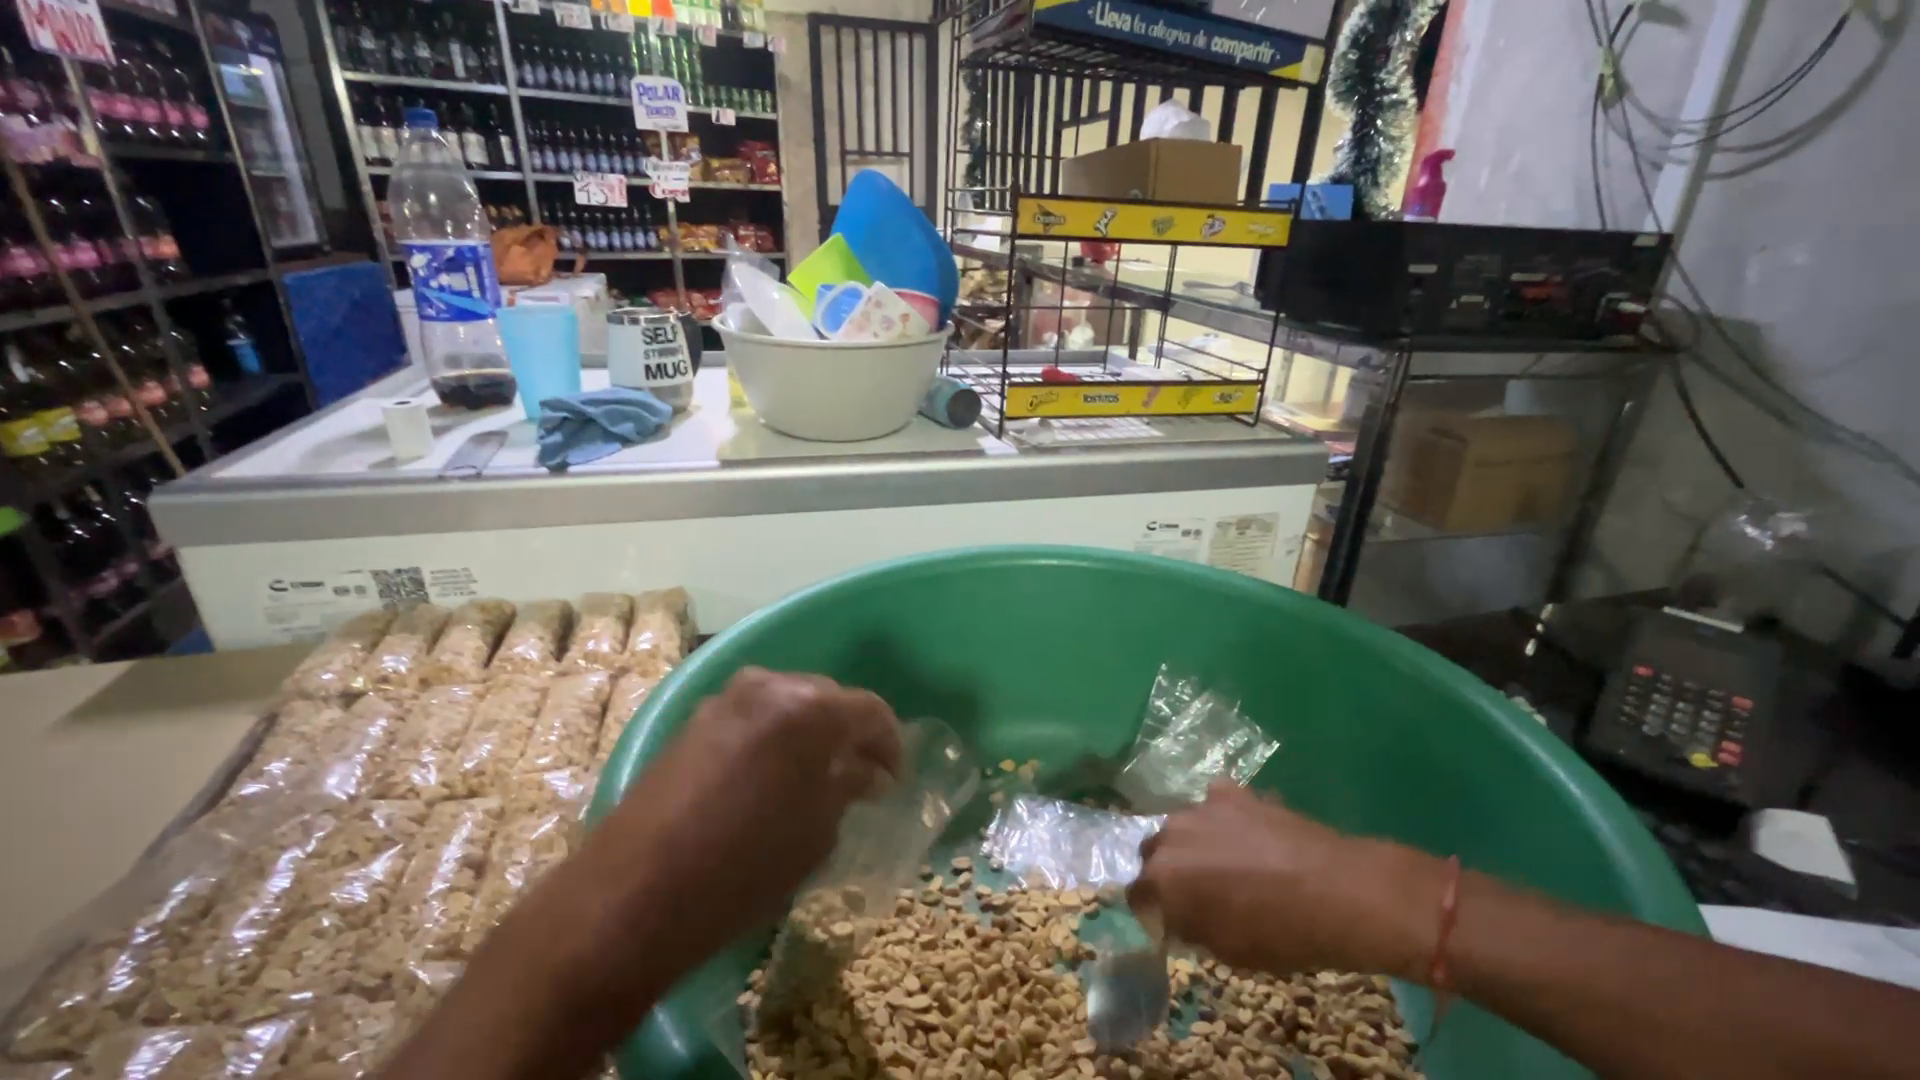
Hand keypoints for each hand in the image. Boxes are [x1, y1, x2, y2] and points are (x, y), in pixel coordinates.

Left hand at [590, 667, 902, 971]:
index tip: (894, 779)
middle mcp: (767, 687)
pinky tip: (771, 777)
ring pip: (786, 703)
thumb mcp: (816, 833)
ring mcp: (723, 700)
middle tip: (860, 776)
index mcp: (809, 708)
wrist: (633, 893)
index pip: (869, 710)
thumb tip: (863, 771)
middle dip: (848, 732)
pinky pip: (751, 717)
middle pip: (826, 697)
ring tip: (816, 776)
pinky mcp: (691, 721)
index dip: (889, 744)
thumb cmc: (744, 867)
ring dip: (808, 732)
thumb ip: (846, 787)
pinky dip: (772, 737)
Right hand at [1129, 784, 1442, 979]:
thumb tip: (1183, 918)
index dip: (1153, 911)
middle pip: (1152, 852)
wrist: (1340, 892)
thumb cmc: (1282, 935)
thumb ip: (1192, 928)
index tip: (1173, 924)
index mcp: (1163, 879)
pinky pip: (1214, 803)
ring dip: (1192, 842)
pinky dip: (1221, 817)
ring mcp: (1202, 808)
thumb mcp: (1227, 951)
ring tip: (1224, 861)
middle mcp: (1171, 835)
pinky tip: (1246, 833)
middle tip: (1196, 893)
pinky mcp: (1233, 792)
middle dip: (1167, 871)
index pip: (1137, 893)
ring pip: (1182, 825)